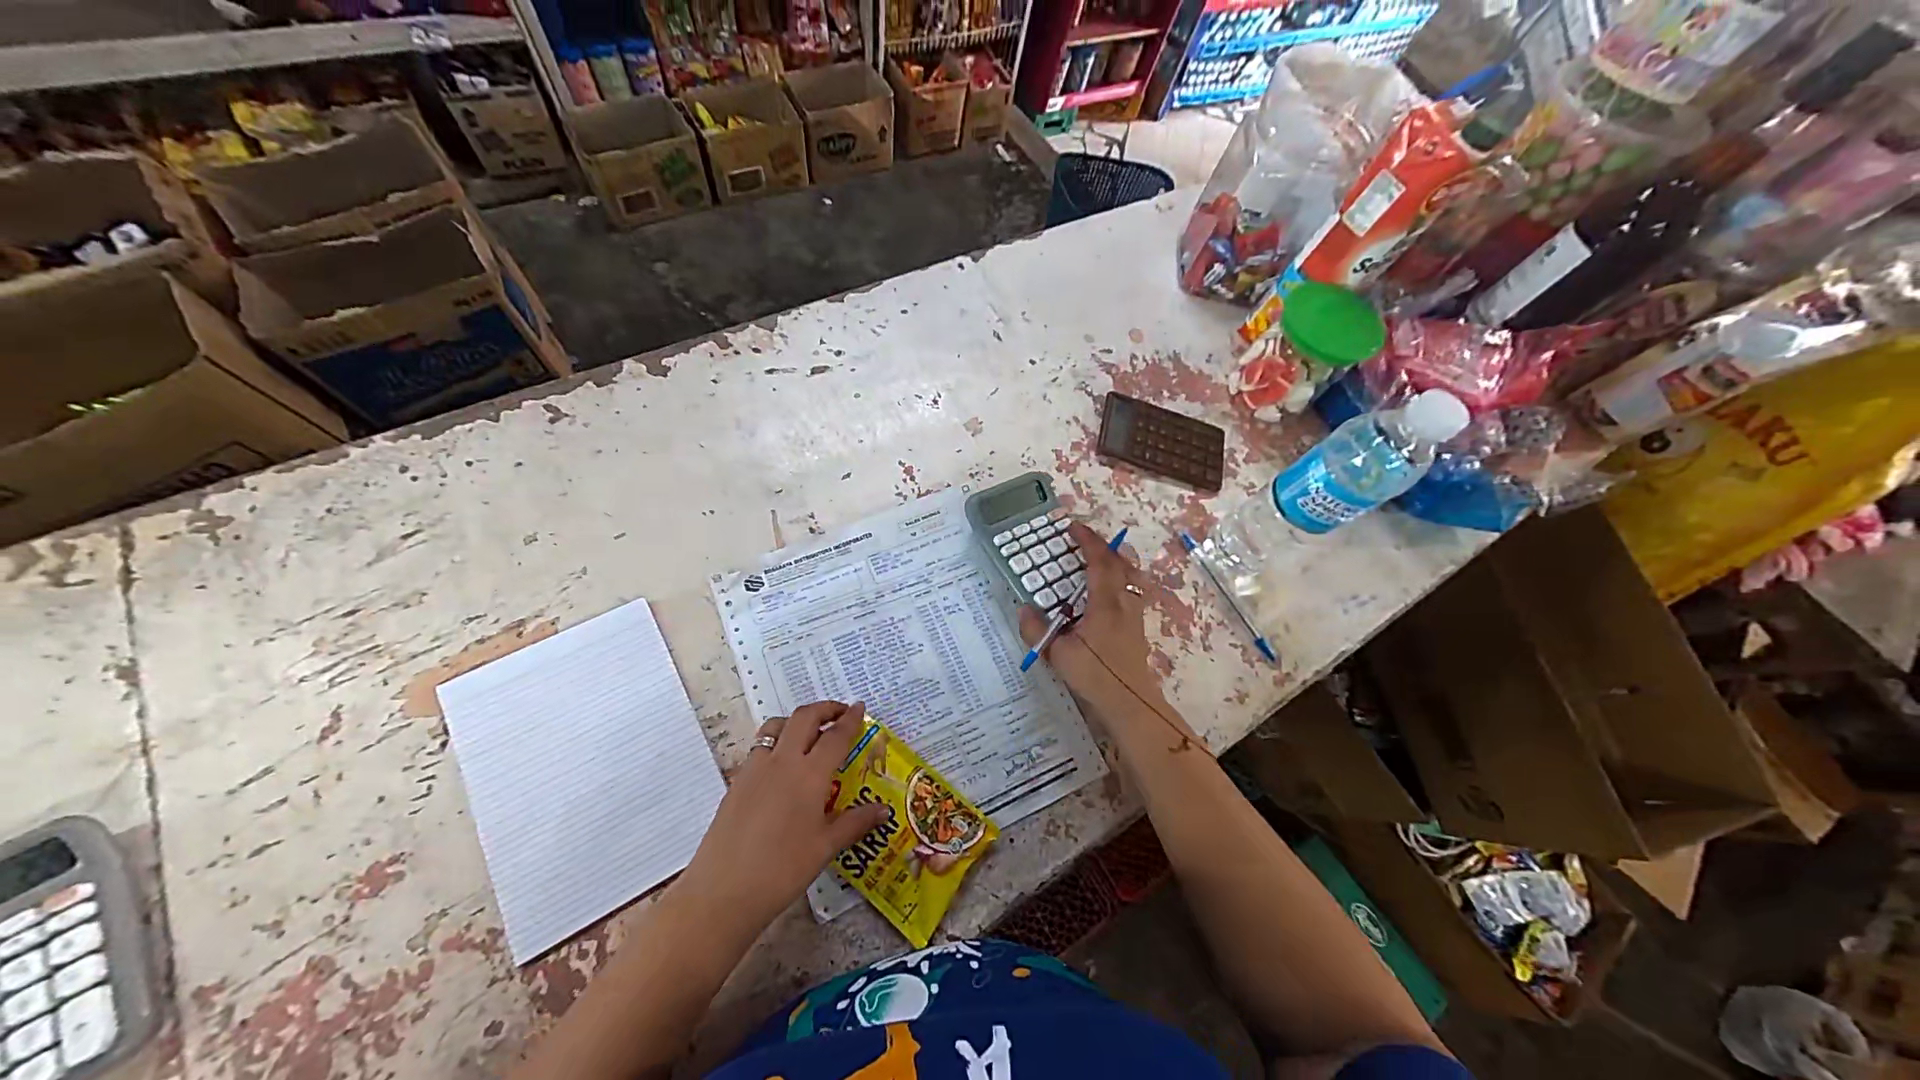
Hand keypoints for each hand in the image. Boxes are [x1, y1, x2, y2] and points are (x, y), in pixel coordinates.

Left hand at [678, 701, 888, 936]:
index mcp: (809, 774)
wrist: (722, 892)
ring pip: (776, 727)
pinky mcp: (736, 783)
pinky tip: (782, 769)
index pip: (835, 736)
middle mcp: (781, 762)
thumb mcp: (825, 847)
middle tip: (839, 713)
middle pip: (803, 718)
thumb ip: (854, 823)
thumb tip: (882, 810)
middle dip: (824, 709)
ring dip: (796, 721)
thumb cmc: (782, 870)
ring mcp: (754, 770)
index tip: (860, 707)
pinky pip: (759, 749)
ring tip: (809, 734)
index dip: (850, 719)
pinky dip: (776, 743)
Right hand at [1018, 523, 1168, 722]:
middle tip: (1083, 540)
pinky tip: (1106, 589)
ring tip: (1097, 558)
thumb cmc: (1095, 676)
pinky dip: (1119, 577)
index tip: (1072, 527)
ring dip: (1115, 560)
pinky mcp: (1137, 626)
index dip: (1088, 541)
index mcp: (1106, 603)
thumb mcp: (1059, 655)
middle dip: (1102, 546)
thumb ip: (1038, 630)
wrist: (1130, 702)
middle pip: (1120, 563)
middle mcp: (1124, 602)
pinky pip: (1131, 589)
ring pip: (1131, 575)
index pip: (1100, 562)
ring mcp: (1134, 614)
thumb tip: (1023, 608)